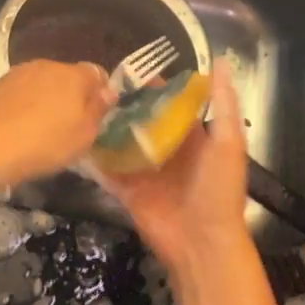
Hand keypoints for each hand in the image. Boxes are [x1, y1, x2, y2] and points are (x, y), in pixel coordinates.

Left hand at [0, 60, 116, 186]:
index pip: (97, 73)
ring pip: (45, 80)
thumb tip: (108, 91)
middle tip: (70, 122)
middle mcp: (49, 64)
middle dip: (73, 93)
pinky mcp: (1, 81)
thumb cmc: (46, 143)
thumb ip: (98, 110)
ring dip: (49, 95)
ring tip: (43, 122)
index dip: (100, 92)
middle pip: (69, 75)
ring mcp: (22, 70)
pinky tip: (22, 119)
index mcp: (75, 75)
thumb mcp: (84, 136)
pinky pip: (25, 87)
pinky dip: (28, 99)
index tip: (96, 114)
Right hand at [102, 70, 250, 272]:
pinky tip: (77, 138)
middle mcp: (167, 150)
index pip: (171, 104)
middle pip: (142, 121)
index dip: (154, 87)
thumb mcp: (228, 144)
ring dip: (107, 127)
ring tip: (83, 106)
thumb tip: (219, 61)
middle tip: (99, 86)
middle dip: (125, 105)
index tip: (131, 68)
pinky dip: (95, 158)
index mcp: (192, 137)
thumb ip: (223, 104)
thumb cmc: (218, 191)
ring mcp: (145, 171)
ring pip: (122, 142)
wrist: (202, 243)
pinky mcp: (127, 189)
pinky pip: (108, 170)